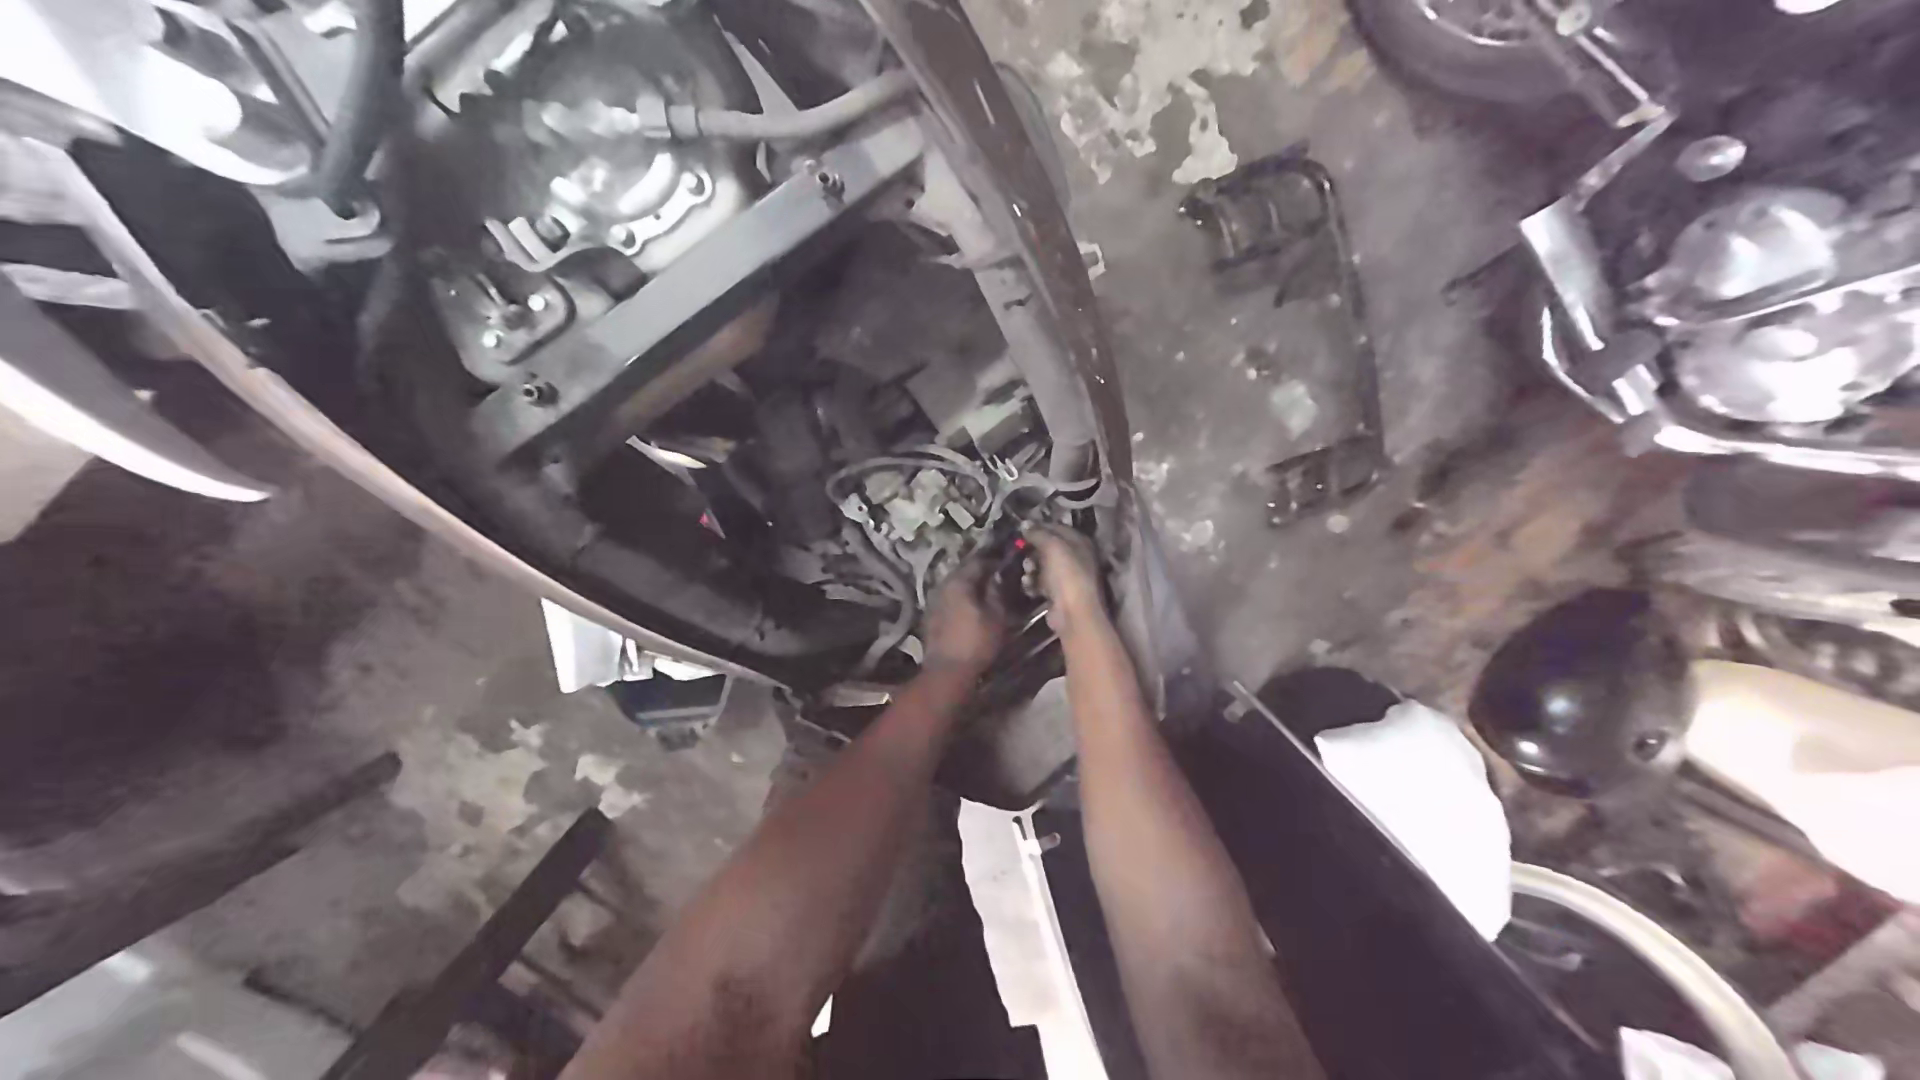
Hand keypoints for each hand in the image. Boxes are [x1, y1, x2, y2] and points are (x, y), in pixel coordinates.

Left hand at [922, 559, 1004, 674]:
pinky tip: (968, 608)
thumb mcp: (996, 616)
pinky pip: (947, 600)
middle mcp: (942, 586)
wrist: (947, 671)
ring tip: (983, 594)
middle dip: (978, 573)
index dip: (992, 561)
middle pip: (962, 573)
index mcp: (959, 582)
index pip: (977, 562)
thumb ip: (997, 592)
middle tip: (995, 578)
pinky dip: (959, 600)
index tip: (1004, 564)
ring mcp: (932, 601)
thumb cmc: (976, 642)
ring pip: (953, 587)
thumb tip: (996, 577)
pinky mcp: (929, 617)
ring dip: (968, 587)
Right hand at [1023, 523, 1105, 639]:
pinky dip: (1032, 583)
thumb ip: (1038, 533)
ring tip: (1028, 574)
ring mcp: (1066, 576)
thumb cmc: (1066, 574)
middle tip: (1022, 552)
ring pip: (1041, 565)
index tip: (1021, 530)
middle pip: (1047, 547)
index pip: (1057, 527)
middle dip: (1032, 550)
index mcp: (1079, 542)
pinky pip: (1040, 583)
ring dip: (1030, 568)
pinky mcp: (1057, 593)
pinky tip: (1029, 587)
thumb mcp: (1052, 547)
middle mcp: (1075, 557)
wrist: (1073, 613)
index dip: (1039, 527)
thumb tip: (1025, 523)